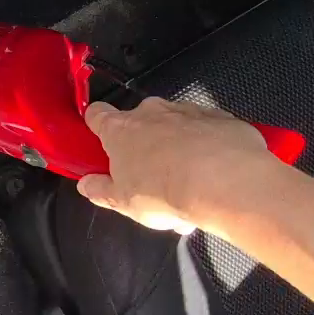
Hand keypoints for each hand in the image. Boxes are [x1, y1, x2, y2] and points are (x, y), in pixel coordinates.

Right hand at [77, 98, 283, 232]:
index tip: (100, 137)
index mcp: (120, 130)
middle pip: (139, 122)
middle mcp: (151, 113)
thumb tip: (87, 185)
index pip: (97, 114)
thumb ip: (100, 190)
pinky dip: (207, 146)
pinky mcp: (220, 118)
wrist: (226, 184)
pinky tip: (212, 174)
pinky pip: (207, 130)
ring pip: (175, 127)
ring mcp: (187, 112)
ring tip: (187, 183)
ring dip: (177, 147)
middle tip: (149, 177)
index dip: (97, 124)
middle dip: (143, 145)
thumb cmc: (167, 190)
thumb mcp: (122, 202)